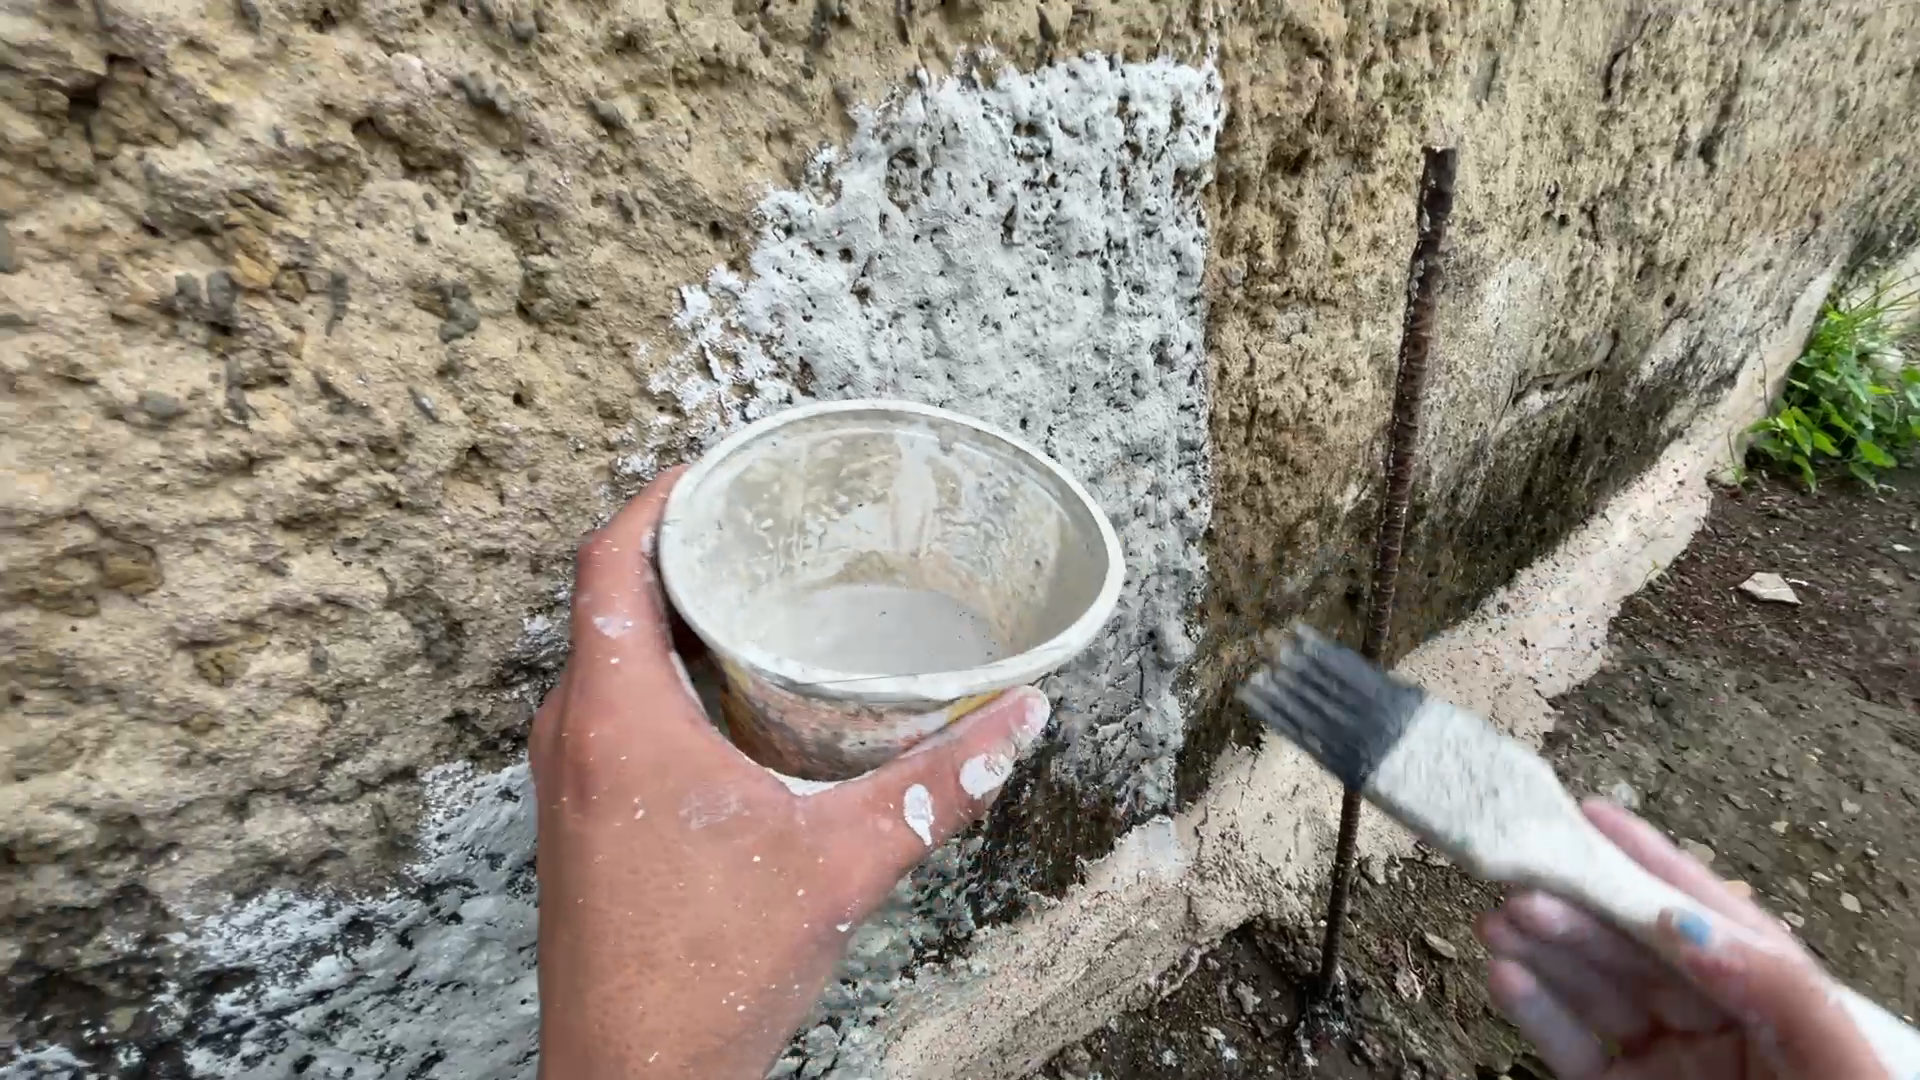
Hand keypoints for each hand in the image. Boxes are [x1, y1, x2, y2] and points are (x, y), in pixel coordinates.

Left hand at [532, 468, 1050, 1078]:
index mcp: (620, 720)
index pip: (607, 566)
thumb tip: (1021, 719)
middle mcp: (576, 733)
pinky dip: (661, 661)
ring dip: (668, 605)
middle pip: (609, 597)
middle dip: (677, 545)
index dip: (657, 501)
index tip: (715, 469)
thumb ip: (940, 786)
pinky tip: (728, 679)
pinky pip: (612, 697)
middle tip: (758, 522)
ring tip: (751, 583)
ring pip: (608, 648)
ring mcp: (572, 773)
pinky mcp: (585, 806)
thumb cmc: (713, 974)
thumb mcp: (844, 864)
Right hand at [1475, 799, 1886, 1079]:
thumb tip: (1686, 921)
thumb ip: (1781, 997)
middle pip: (1630, 947)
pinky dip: (1528, 1006)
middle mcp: (1712, 1025)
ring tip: (1497, 922)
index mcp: (1779, 1011)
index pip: (1710, 921)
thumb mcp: (1839, 1079)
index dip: (1651, 864)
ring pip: (1587, 985)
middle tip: (1518, 882)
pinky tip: (1502, 975)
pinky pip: (1564, 1042)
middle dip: (1573, 908)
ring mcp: (1660, 1060)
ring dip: (1538, 947)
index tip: (1591, 814)